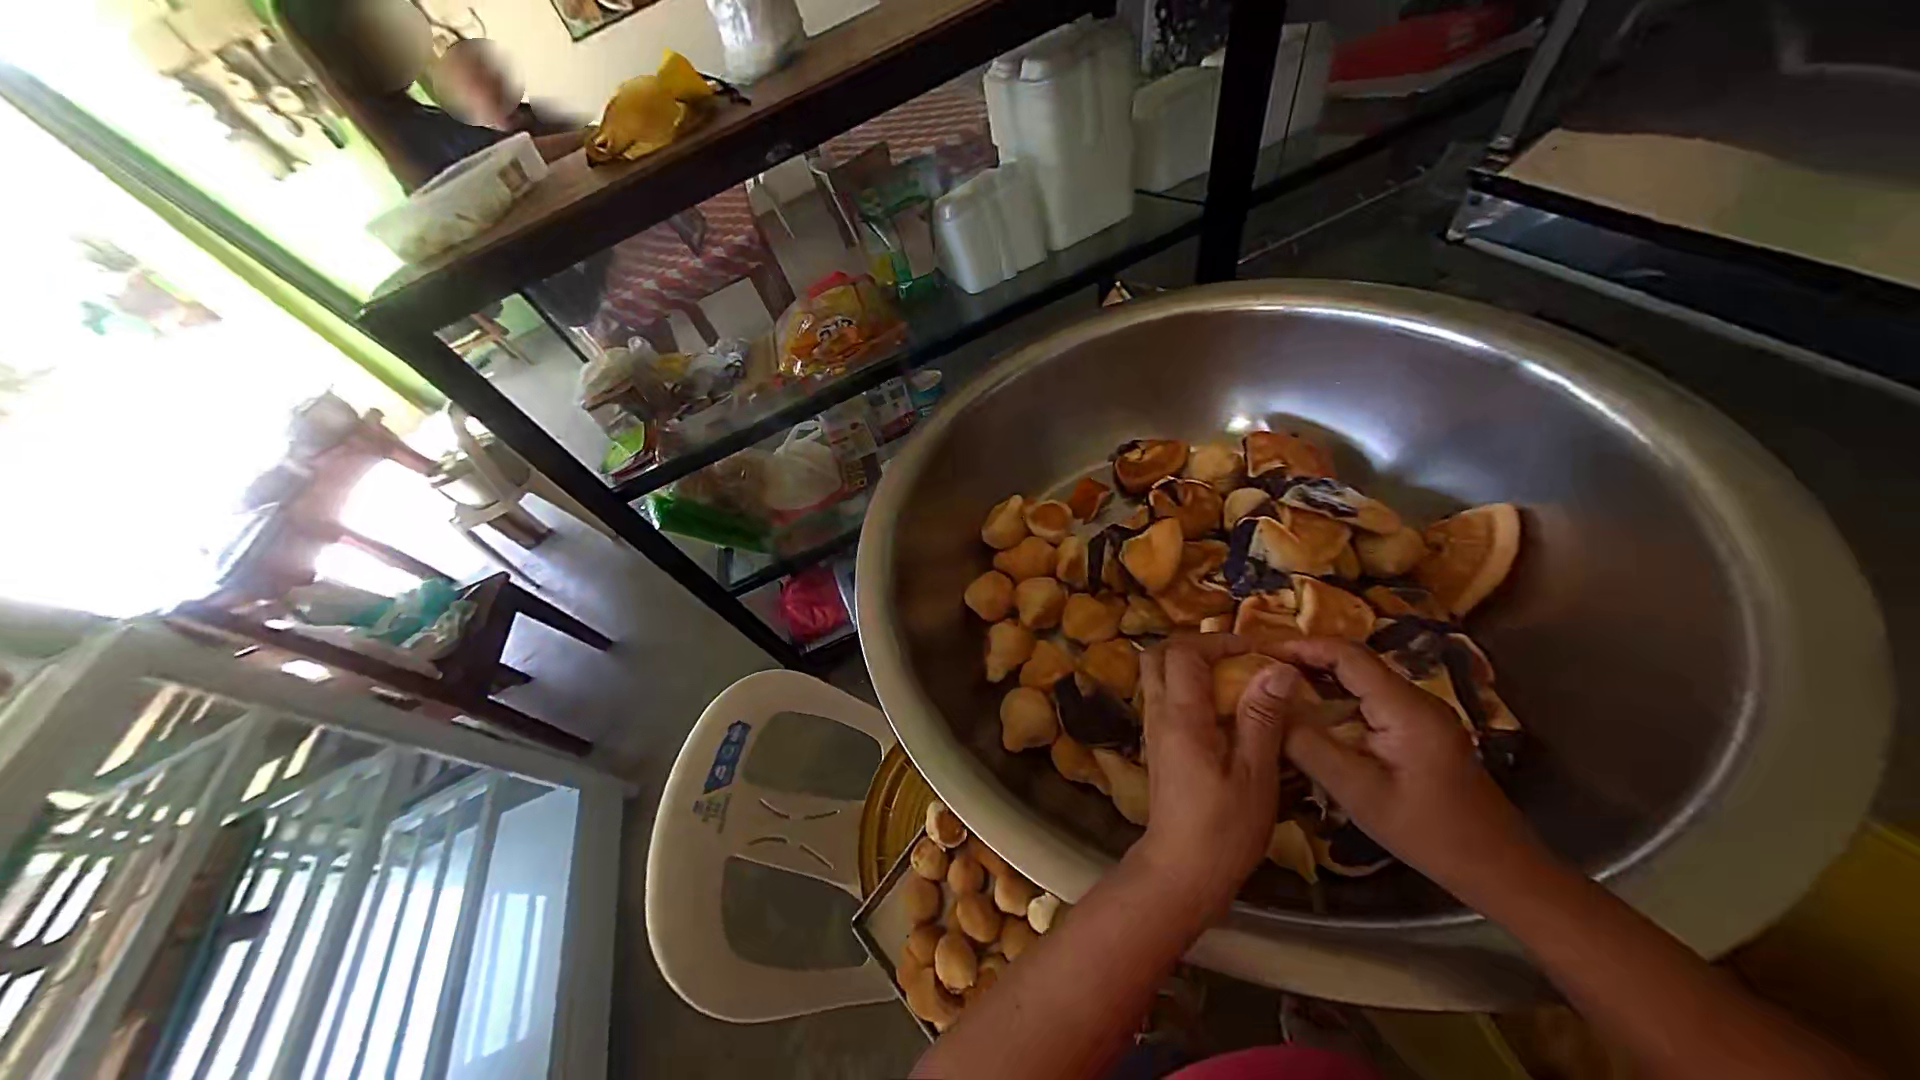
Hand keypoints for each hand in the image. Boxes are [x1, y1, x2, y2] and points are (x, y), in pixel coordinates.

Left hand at [1134, 634, 1312, 913]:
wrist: (1182, 870)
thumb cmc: (1224, 827)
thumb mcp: (1255, 774)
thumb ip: (1262, 717)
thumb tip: (1277, 668)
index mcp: (1181, 716)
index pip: (1185, 652)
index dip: (1220, 641)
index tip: (1257, 650)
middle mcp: (1159, 714)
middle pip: (1159, 655)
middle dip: (1197, 645)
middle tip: (1238, 657)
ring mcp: (1154, 729)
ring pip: (1158, 675)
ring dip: (1190, 665)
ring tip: (1235, 679)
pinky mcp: (1158, 744)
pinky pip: (1165, 697)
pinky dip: (1188, 688)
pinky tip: (1223, 709)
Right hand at [1268, 638, 1542, 895]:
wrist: (1500, 869)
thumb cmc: (1428, 833)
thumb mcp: (1358, 792)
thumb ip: (1308, 745)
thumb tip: (1267, 705)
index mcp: (1406, 708)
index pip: (1348, 655)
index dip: (1301, 646)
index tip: (1260, 650)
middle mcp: (1417, 700)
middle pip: (1355, 661)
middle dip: (1305, 657)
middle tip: (1259, 665)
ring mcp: (1422, 714)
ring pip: (1363, 679)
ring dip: (1320, 675)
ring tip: (1276, 683)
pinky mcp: (1421, 730)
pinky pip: (1372, 699)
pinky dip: (1337, 696)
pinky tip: (1312, 710)